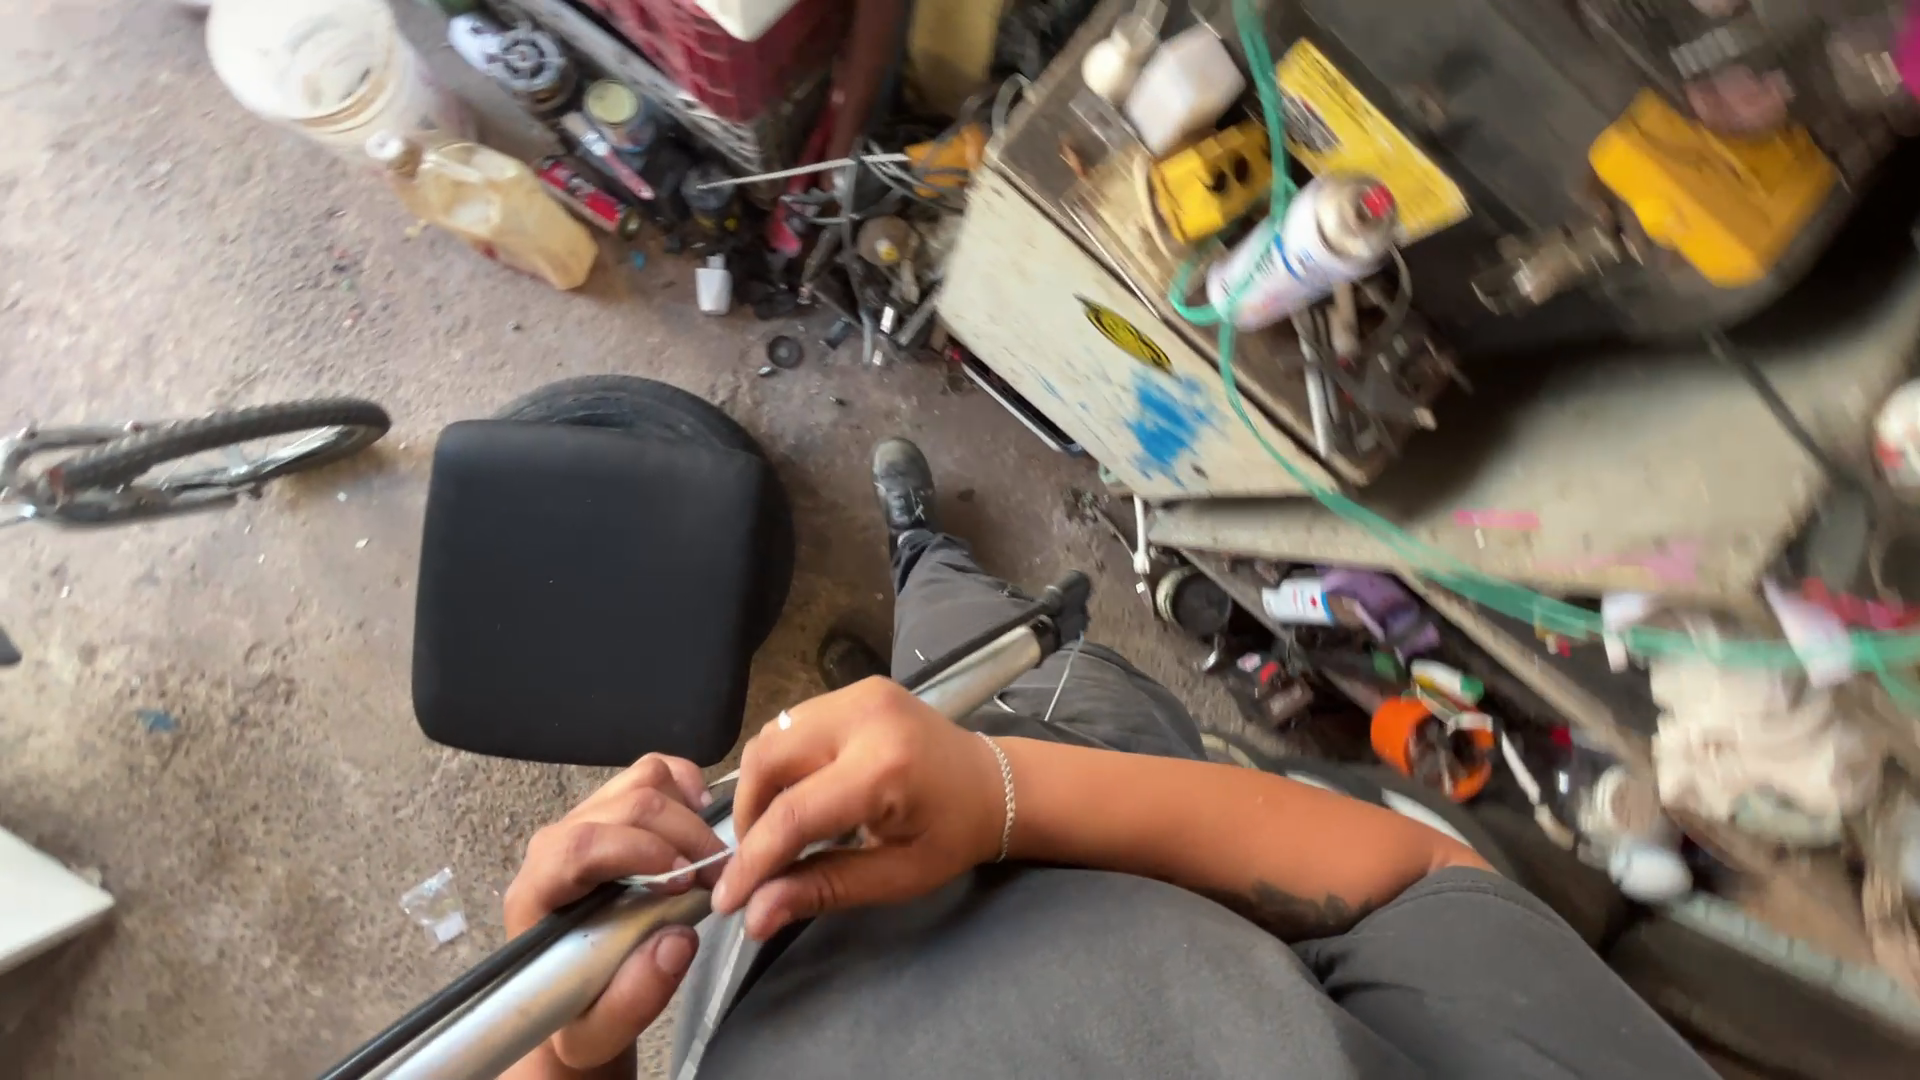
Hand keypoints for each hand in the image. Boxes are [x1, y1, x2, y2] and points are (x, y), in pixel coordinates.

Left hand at [501, 754, 726, 1072]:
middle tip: (722, 875)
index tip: (685, 884)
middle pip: (627, 803)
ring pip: (644, 777)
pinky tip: (702, 819)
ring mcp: (588, 817)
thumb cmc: (585, 1012)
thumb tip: (679, 940)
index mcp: (538, 891)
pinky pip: (656, 768)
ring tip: (711, 855)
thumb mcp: (602, 1030)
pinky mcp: (618, 806)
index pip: (580, 845)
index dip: (639, 851)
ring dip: (689, 811)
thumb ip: (635, 996)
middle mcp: (557, 842)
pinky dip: (688, 784)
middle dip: (685, 834)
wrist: (584, 995)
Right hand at [710, 677, 1005, 940]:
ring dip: (762, 785)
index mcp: (883, 767)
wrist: (995, 781)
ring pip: (774, 734)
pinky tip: (799, 792)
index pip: (792, 814)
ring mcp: (860, 692)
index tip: (726, 901)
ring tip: (776, 829)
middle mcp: (865, 715)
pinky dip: (784, 761)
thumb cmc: (954, 835)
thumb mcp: (897, 876)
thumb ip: (825, 888)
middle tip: (757, 859)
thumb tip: (754, 916)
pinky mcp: (858, 687)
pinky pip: (795, 722)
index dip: (752, 860)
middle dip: (749, 814)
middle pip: (768, 758)